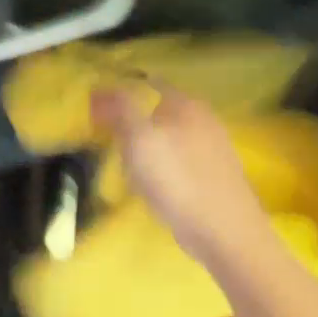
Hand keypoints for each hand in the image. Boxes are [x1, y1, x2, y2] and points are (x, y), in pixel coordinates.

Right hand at [92, 87, 274, 268]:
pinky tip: (147, 179)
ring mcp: (211, 147)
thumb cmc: (176, 180)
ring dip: (141, 141)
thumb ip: (120, 107)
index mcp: (186, 105)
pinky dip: (157, 161)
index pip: (145, 83)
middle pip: (155, 108)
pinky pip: (175, 156)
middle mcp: (203, 119)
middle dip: (128, 116)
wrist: (225, 233)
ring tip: (121, 159)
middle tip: (101, 132)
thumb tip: (101, 87)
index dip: (117, 90)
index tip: (92, 107)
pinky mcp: (212, 173)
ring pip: (165, 133)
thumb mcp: (139, 138)